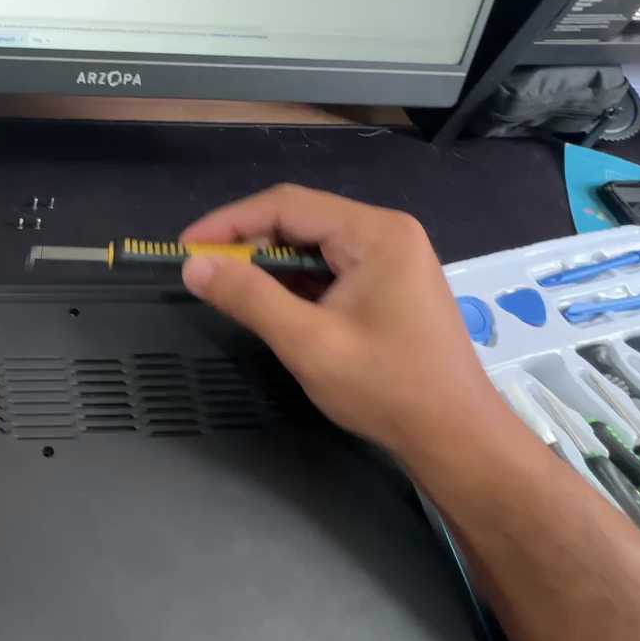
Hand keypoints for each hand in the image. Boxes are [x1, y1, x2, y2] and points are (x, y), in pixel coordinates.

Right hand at [179, 185, 513, 457]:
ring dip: (266, 262)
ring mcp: (389, 258)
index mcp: (375, 234)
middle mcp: (384, 234)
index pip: (286, 205)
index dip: (228, 221)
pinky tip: (267, 302)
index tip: (186, 246)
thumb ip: (248, 298)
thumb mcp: (308, 343)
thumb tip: (194, 266)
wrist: (454, 434)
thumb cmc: (386, 387)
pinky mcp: (385, 283)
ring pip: (309, 244)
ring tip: (227, 287)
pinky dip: (290, 280)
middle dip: (245, 241)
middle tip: (203, 271)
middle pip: (298, 219)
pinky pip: (325, 267)